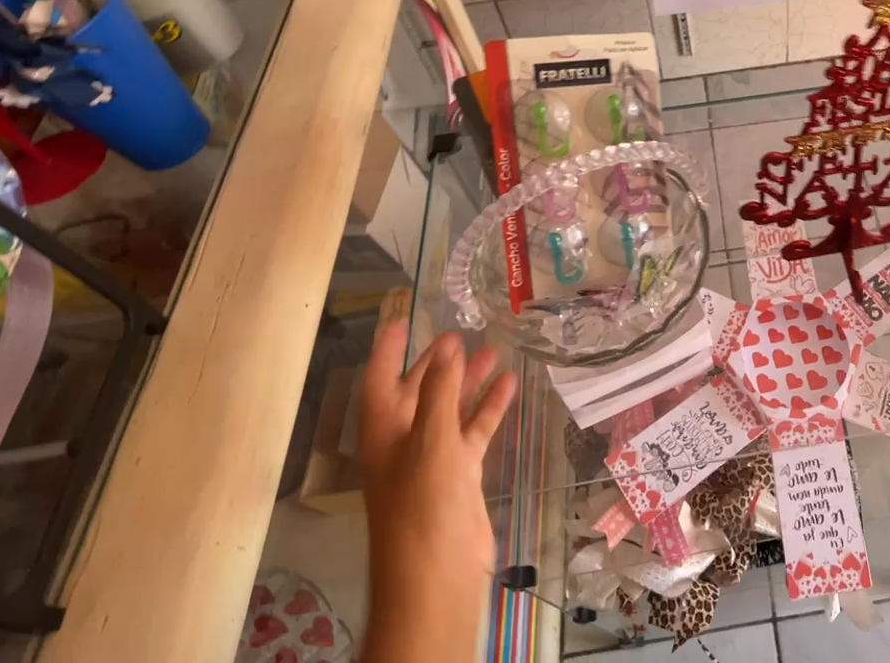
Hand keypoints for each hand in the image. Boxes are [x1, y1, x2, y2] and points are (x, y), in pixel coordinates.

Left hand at [357, 320, 516, 590]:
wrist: (437, 571)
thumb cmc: (424, 502)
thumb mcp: (430, 440)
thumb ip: (439, 392)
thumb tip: (448, 348)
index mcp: (383, 431)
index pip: (380, 379)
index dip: (388, 349)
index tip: (401, 318)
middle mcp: (403, 439)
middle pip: (417, 391)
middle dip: (436, 363)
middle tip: (459, 332)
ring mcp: (432, 457)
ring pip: (450, 409)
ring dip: (468, 382)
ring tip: (493, 350)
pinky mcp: (459, 473)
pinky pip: (473, 431)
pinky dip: (489, 409)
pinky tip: (509, 386)